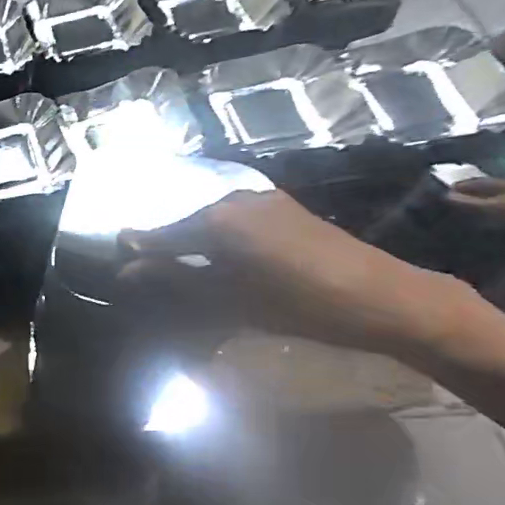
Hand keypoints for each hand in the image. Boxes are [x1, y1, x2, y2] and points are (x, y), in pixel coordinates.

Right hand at [118, 191, 493, 357]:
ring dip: (196, 243)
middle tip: (151, 274)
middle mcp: (236, 199)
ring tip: (185, 271)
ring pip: (212, 221)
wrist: (384, 297)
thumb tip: (130, 271)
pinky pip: (236, 220)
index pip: (162, 235)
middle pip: (187, 224)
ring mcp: (264, 200)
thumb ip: (177, 280)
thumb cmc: (300, 305)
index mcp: (218, 221)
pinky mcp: (284, 208)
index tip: (120, 266)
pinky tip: (223, 261)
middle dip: (167, 248)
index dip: (139, 252)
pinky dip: (222, 239)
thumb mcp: (230, 300)